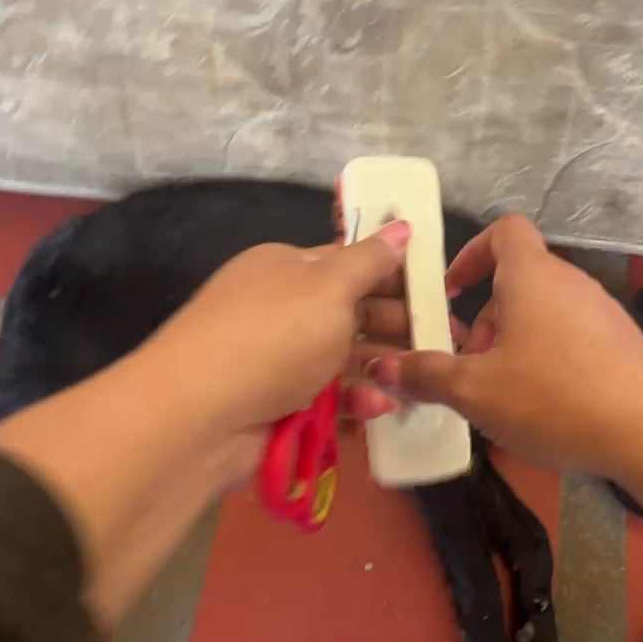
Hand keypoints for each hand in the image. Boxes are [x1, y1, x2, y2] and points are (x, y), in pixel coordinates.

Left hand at [141, 221, 412, 437]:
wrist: (198, 415)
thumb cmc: (273, 335)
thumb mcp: (329, 286)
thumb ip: (371, 260)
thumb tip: (403, 226)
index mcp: (288, 268)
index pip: (352, 264)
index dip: (396, 276)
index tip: (438, 292)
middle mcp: (283, 308)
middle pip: (353, 311)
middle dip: (398, 325)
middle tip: (444, 340)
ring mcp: (280, 358)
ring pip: (345, 357)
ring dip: (382, 366)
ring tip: (420, 379)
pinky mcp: (281, 404)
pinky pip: (329, 396)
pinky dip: (356, 399)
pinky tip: (379, 406)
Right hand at [369, 215, 642, 477]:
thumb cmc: (553, 397)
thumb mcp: (476, 391)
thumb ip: (427, 374)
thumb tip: (383, 364)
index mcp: (533, 276)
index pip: (504, 230)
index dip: (472, 252)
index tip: (452, 291)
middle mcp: (570, 282)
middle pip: (519, 281)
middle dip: (487, 320)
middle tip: (471, 367)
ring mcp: (603, 312)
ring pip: (545, 313)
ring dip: (515, 343)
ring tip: (504, 395)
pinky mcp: (623, 344)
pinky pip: (573, 337)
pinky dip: (549, 358)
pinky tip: (546, 407)